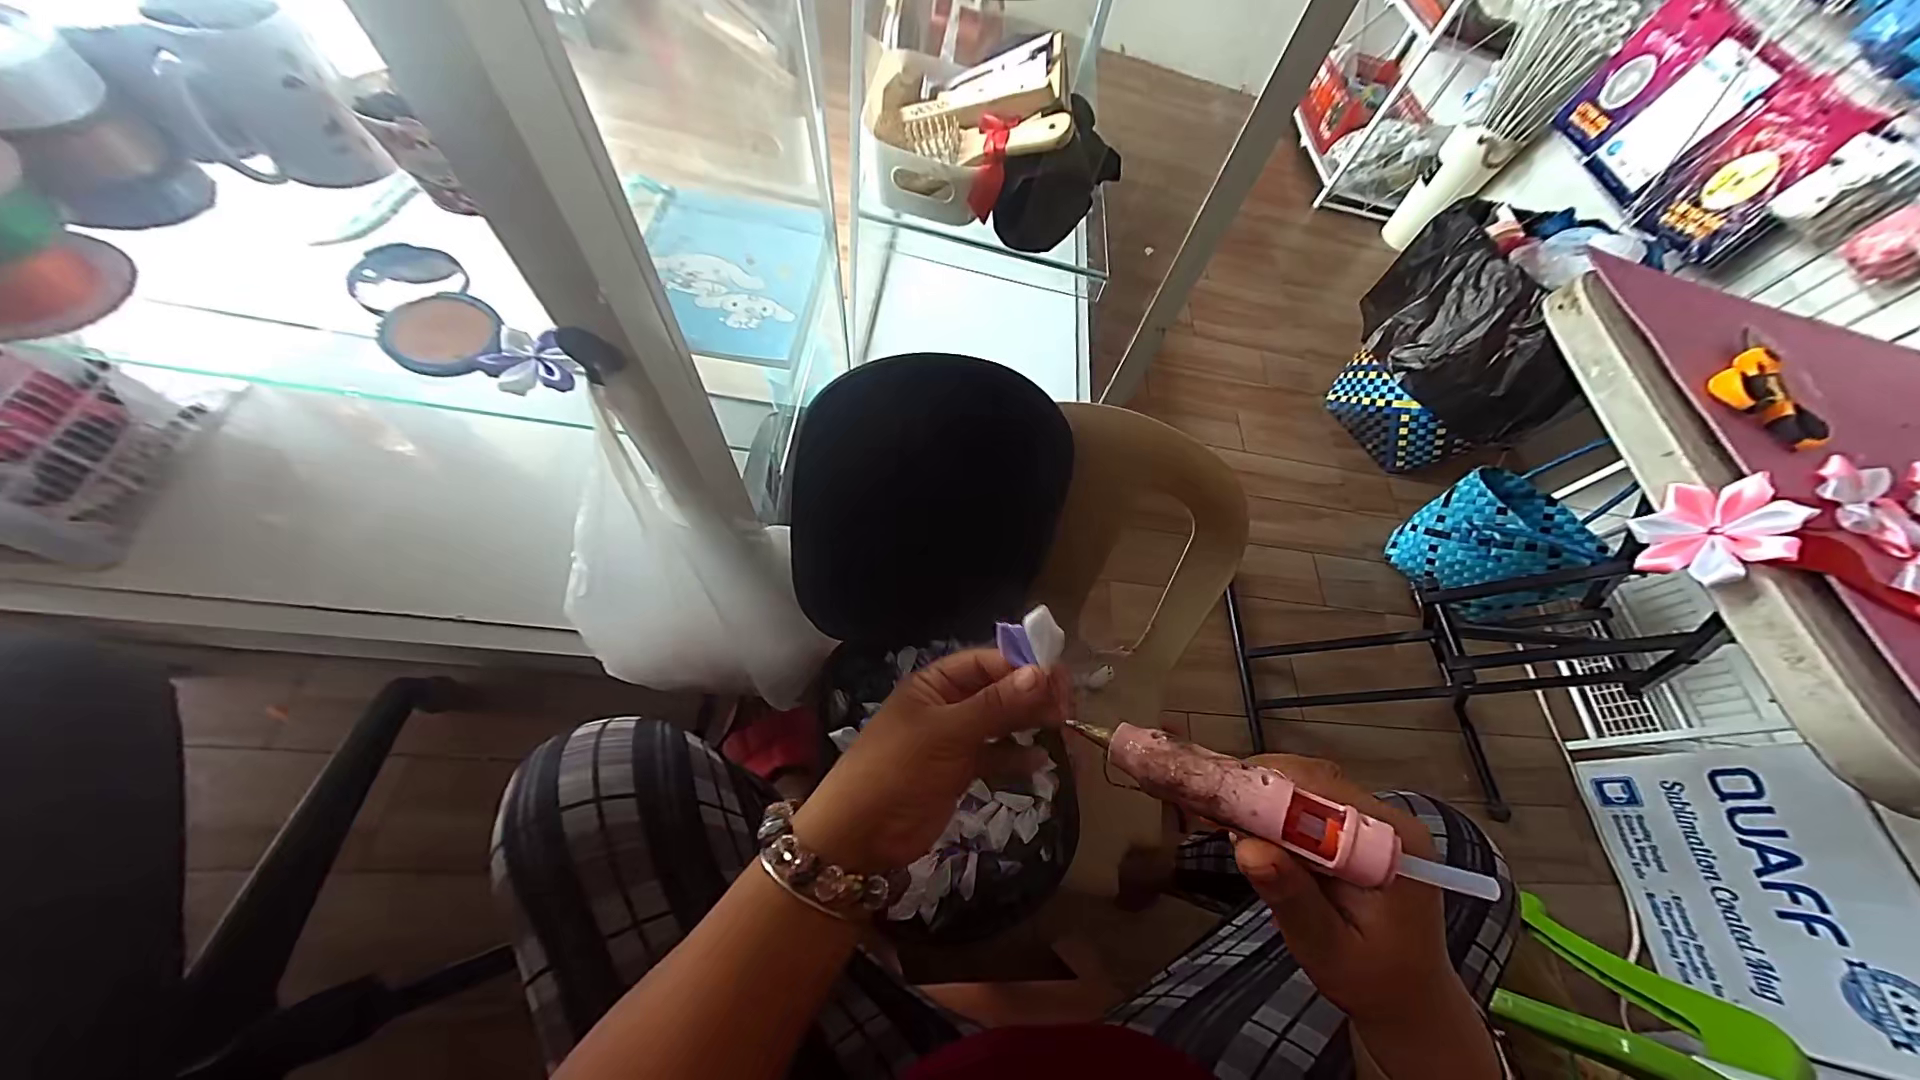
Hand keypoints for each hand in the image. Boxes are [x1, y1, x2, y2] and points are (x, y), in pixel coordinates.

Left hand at [792, 648, 1067, 873]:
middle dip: (1032, 697)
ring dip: (1031, 725)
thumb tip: (1043, 673)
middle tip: (1067, 710)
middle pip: (999, 691)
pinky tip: (1042, 762)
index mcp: (936, 682)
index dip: (1024, 668)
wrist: (861, 836)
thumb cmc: (898, 769)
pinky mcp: (961, 770)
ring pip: (1002, 723)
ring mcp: (956, 738)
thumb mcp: (947, 732)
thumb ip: (996, 705)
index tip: (1060, 681)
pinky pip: (997, 755)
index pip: (988, 662)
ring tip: (1064, 733)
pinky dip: (1018, 756)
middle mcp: (948, 704)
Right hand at [1229, 754, 1463, 1024]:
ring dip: (1261, 796)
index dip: (1266, 790)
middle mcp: (1385, 819)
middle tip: (1214, 811)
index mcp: (1390, 844)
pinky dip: (1273, 808)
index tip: (1220, 800)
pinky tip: (1251, 829)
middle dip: (1257, 789)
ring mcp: (1371, 819)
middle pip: (1309, 778)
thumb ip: (1293, 898)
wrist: (1410, 1001)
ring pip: (1303, 782)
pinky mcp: (1354, 826)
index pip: (1321, 790)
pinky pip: (1307, 799)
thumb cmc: (1372, 981)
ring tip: (1227, 821)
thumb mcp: (1327, 949)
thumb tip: (1250, 849)